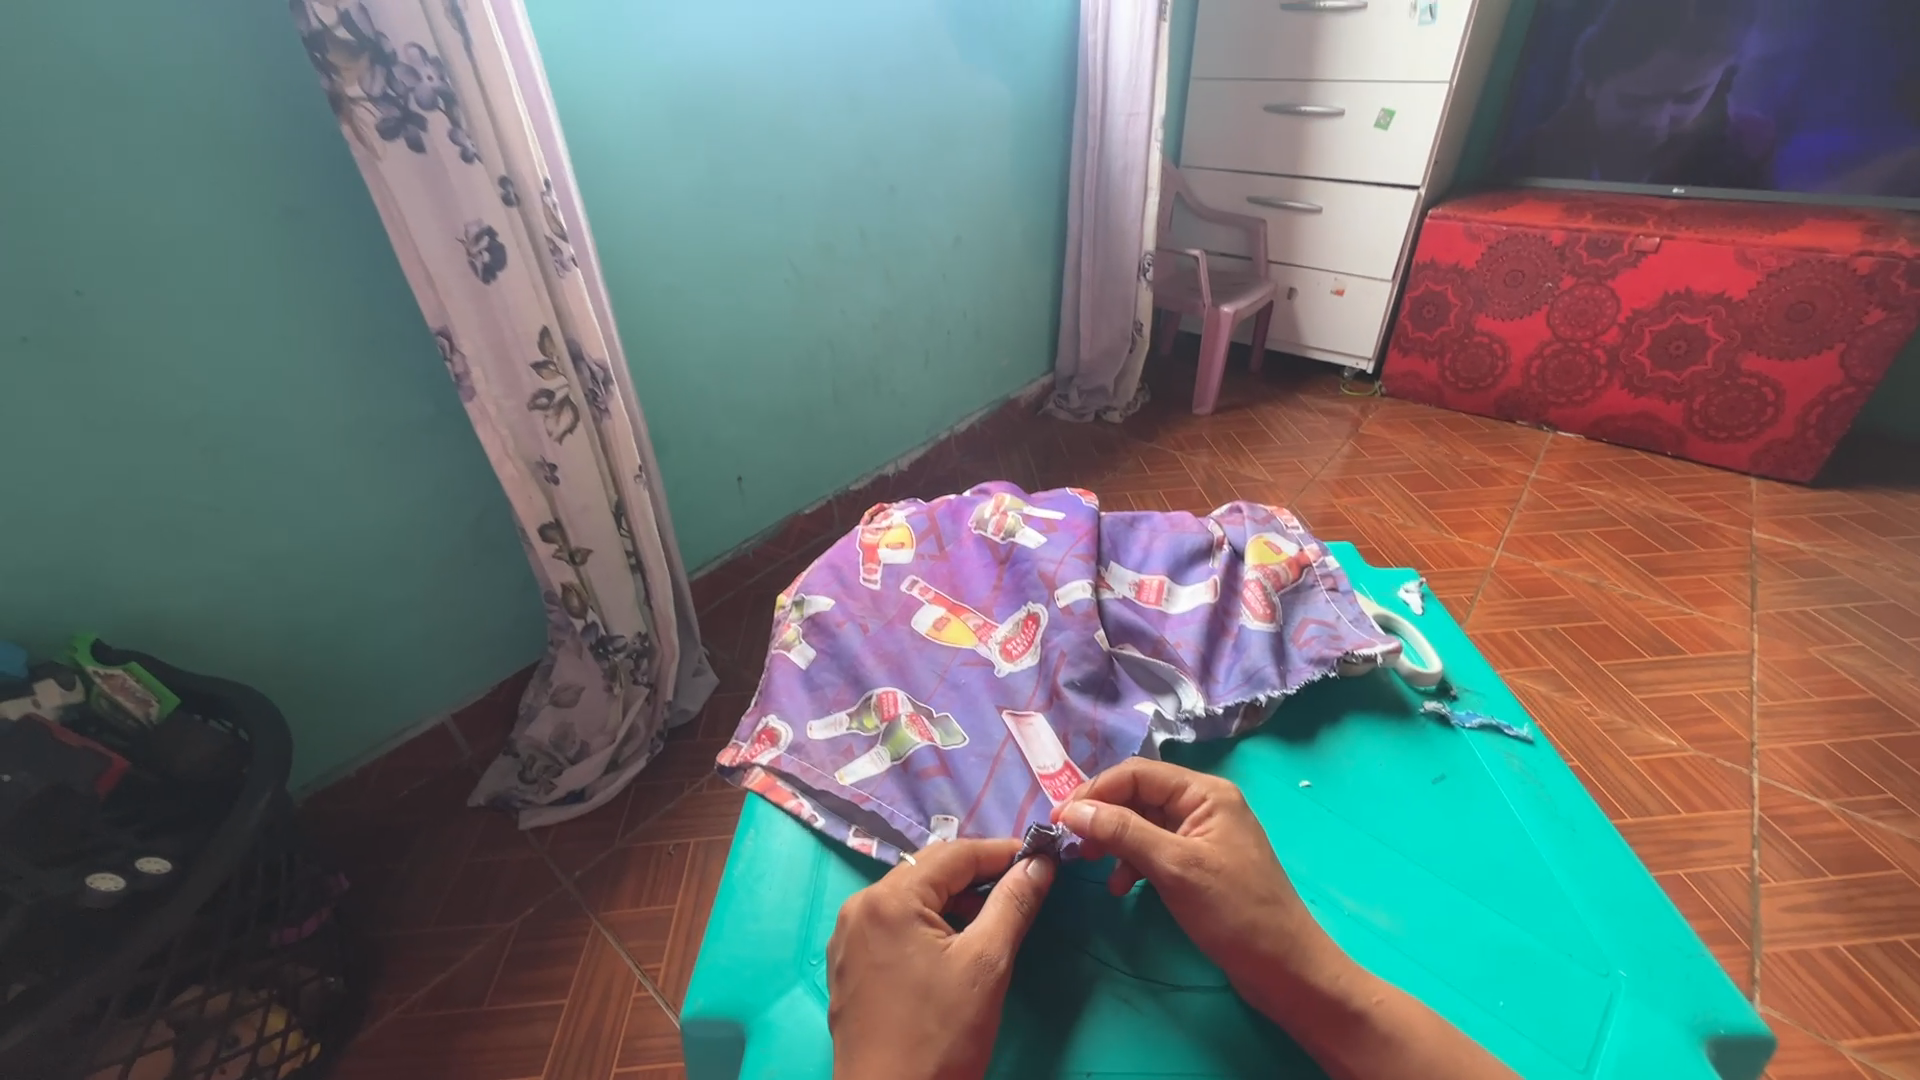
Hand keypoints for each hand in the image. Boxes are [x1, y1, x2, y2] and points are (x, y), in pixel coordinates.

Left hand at [827, 839, 1054, 1079]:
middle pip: (928, 872)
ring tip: (993, 912)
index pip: (953, 854)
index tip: (1037, 856)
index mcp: (889, 898)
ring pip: (911, 897)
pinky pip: (893, 924)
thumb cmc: (940, 1037)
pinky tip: (954, 941)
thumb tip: (1040, 862)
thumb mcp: (987, 965)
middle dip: (976, 873)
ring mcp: (848, 936)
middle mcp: (860, 906)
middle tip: (1020, 882)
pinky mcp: (848, 964)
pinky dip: (927, 922)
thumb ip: (1013, 903)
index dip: (999, 852)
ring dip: (953, 899)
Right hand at [1054, 760, 1518, 1079]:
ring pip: (1143, 823)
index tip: (1061, 818)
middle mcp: (1203, 804)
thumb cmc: (1234, 912)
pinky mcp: (1199, 862)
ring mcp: (1201, 834)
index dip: (1096, 791)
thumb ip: (1122, 832)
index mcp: (1204, 792)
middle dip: (1103, 816)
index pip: (1136, 773)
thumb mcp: (1174, 867)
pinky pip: (1155, 848)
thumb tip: (1072, 810)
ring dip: (1114, 841)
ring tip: (1089, 864)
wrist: (1287, 972)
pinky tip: (1121, 886)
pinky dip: (1133, 862)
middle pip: (1138, 795)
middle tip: (1070, 843)